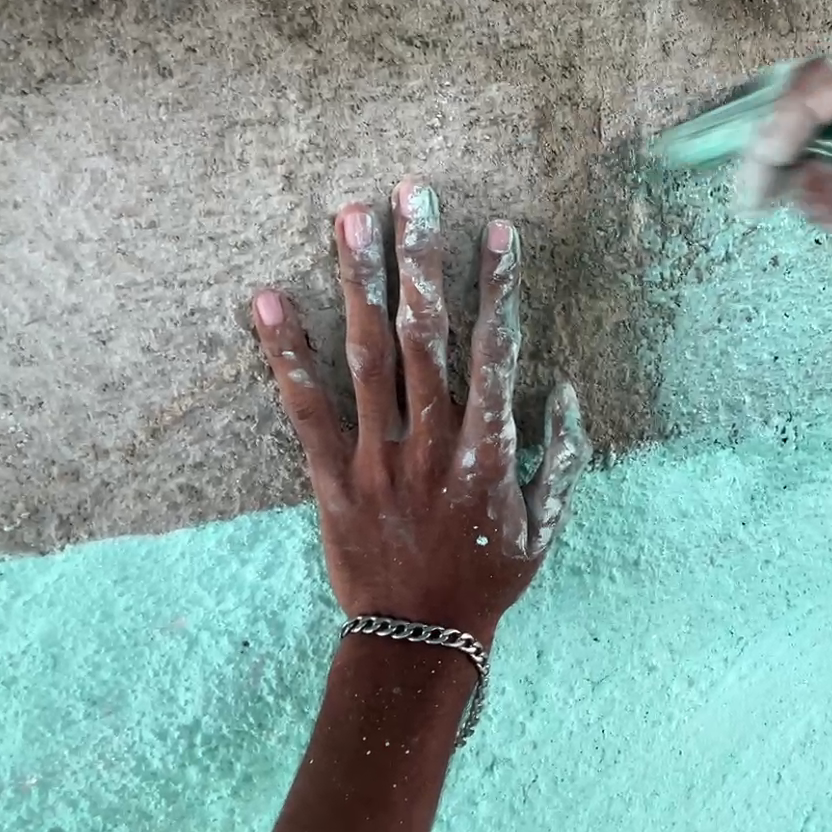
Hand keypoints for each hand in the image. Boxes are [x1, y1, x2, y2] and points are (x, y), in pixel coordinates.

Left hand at [250, 182, 591, 639]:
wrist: (420, 637)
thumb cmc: (492, 575)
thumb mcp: (550, 524)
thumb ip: (564, 454)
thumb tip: (565, 386)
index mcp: (490, 452)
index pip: (498, 352)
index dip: (501, 288)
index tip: (500, 232)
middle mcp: (433, 442)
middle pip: (426, 336)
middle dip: (422, 260)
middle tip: (412, 194)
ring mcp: (377, 457)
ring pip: (367, 357)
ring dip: (359, 283)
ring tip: (350, 218)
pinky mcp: (331, 478)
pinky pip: (304, 411)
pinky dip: (285, 355)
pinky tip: (266, 300)